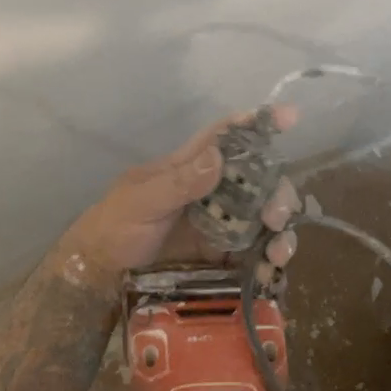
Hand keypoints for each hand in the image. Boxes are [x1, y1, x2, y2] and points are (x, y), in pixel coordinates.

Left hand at [60, 107, 301, 278]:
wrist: (100, 273)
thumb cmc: (114, 226)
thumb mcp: (140, 201)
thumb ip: (177, 183)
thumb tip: (218, 156)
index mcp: (190, 168)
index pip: (226, 137)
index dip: (256, 124)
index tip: (290, 116)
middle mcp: (212, 192)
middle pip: (259, 182)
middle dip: (278, 193)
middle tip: (276, 215)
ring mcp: (218, 225)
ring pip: (264, 219)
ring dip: (281, 232)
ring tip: (278, 253)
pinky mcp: (220, 257)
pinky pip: (253, 255)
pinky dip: (268, 263)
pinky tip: (268, 274)